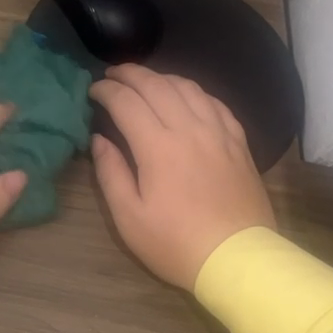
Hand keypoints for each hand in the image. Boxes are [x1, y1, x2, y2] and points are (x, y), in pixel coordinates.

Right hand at [89, 65, 274, 289]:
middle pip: (157, 85)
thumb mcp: (129, 217)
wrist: (238, 259)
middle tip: (113, 73)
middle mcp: (189, 129)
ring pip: (189, 88)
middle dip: (131, 74)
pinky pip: (216, 103)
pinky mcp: (239, 143)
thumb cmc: (176, 243)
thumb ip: (111, 173)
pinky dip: (195, 92)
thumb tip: (99, 140)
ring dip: (163, 77)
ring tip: (146, 80)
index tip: (93, 90)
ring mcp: (219, 133)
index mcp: (158, 146)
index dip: (106, 90)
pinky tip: (187, 97)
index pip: (127, 102)